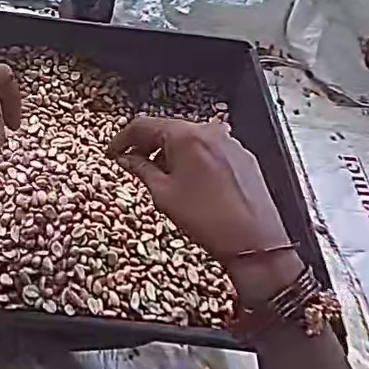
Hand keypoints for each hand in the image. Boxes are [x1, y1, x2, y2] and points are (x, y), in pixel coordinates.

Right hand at [107, 117, 289, 260]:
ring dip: (169, 151)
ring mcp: (230, 142)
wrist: (256, 243)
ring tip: (157, 174)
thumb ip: (140, 169)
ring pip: (188, 138)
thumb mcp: (163, 194)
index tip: (112, 151)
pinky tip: (185, 179)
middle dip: (146, 144)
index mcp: (186, 135)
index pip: (143, 125)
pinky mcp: (243, 157)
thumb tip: (126, 159)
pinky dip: (191, 158)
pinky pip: (208, 148)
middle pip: (167, 128)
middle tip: (130, 162)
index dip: (123, 138)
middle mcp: (209, 131)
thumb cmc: (207, 219)